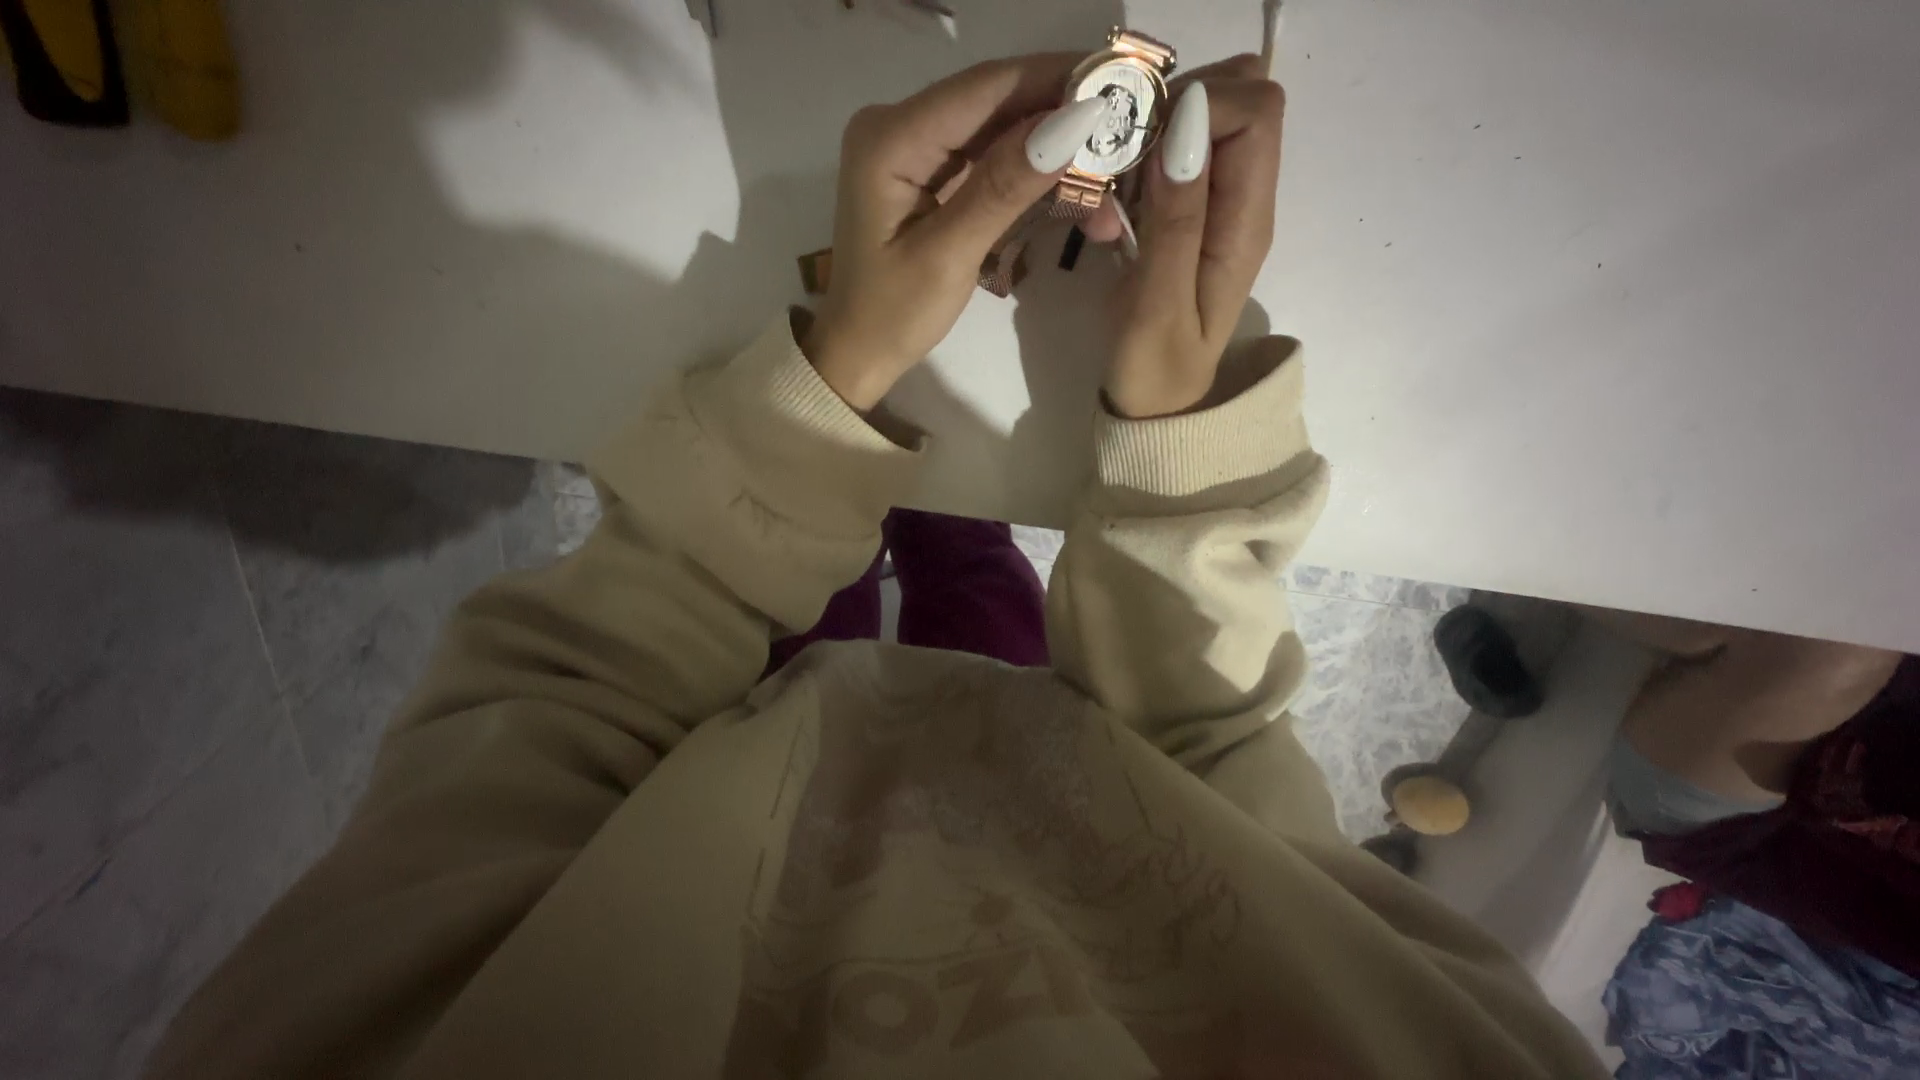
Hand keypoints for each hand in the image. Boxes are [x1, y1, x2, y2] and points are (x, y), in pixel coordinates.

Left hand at [803, 55, 1122, 410]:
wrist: (857, 352)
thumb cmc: (892, 316)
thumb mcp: (948, 256)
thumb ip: (1004, 186)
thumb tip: (1072, 123)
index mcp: (890, 139)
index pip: (986, 88)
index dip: (1056, 80)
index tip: (1121, 86)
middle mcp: (898, 126)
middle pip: (995, 102)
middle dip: (1062, 116)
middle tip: (1130, 131)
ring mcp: (913, 148)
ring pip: (999, 129)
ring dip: (1053, 147)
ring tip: (1112, 169)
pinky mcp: (928, 173)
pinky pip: (989, 157)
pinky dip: (1030, 171)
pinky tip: (1074, 185)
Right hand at [1106, 56, 1285, 418]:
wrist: (1155, 411)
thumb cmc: (1154, 369)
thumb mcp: (1158, 302)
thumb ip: (1175, 218)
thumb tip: (1186, 126)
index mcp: (1245, 223)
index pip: (1255, 111)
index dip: (1200, 105)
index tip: (1141, 146)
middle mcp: (1241, 204)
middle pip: (1230, 104)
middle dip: (1168, 117)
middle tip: (1118, 169)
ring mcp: (1214, 210)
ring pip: (1193, 129)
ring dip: (1142, 148)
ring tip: (1106, 207)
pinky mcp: (1185, 219)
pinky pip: (1166, 165)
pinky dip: (1132, 174)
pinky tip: (1106, 219)